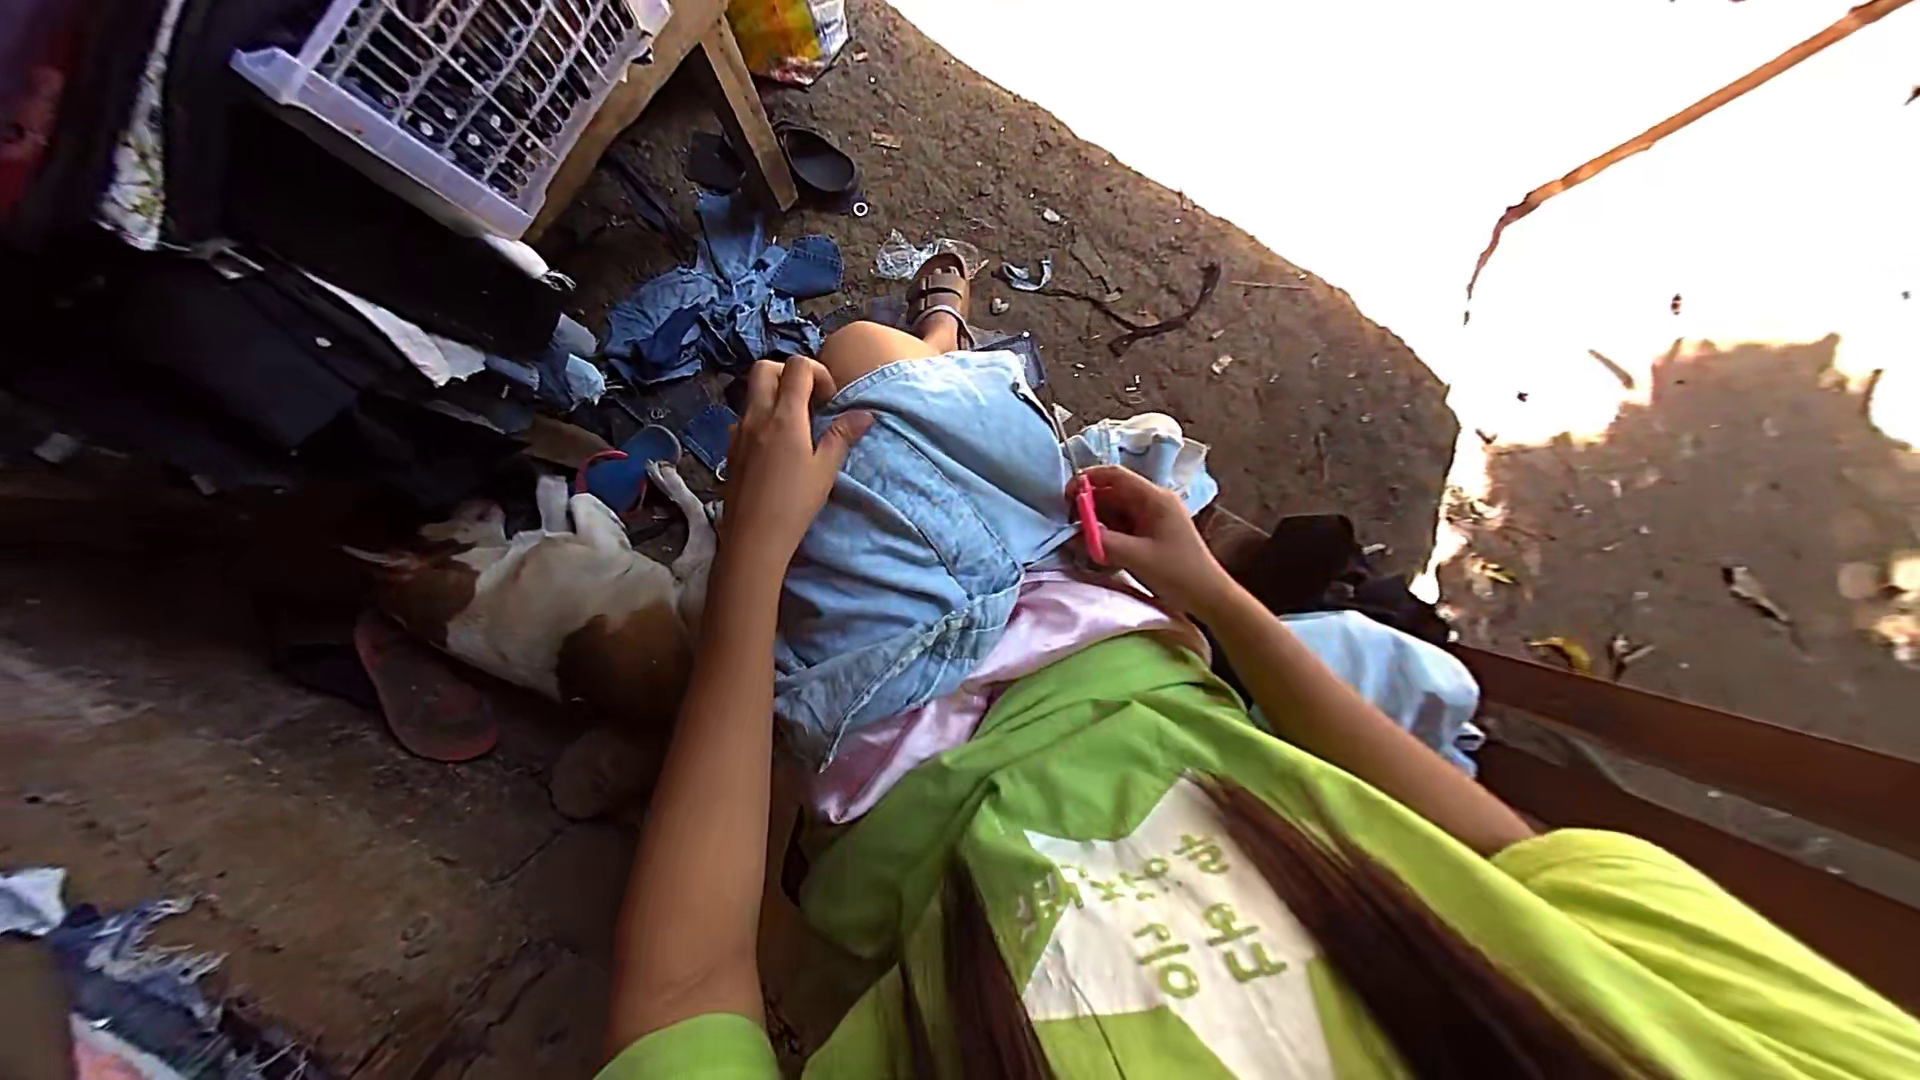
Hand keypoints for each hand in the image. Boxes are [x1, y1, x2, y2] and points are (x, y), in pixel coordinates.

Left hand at [722, 358, 872, 568]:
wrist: (753, 537)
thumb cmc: (795, 504)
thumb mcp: (825, 469)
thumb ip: (842, 436)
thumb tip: (865, 414)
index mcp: (784, 417)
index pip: (797, 367)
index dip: (818, 373)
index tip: (829, 400)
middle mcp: (756, 416)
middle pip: (765, 368)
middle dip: (790, 374)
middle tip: (809, 401)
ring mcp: (738, 431)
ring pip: (752, 392)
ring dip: (775, 395)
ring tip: (795, 425)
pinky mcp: (730, 448)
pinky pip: (744, 417)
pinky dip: (761, 417)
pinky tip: (775, 445)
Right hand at [1076, 465, 1233, 617]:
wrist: (1209, 596)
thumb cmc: (1178, 573)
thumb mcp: (1137, 557)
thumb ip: (1104, 541)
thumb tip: (1076, 533)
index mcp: (1154, 498)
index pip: (1115, 475)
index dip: (1087, 480)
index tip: (1066, 497)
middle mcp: (1152, 502)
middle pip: (1112, 492)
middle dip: (1088, 503)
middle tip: (1069, 523)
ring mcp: (1151, 518)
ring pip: (1114, 509)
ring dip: (1095, 520)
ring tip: (1079, 537)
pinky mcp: (1149, 533)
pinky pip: (1120, 525)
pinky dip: (1105, 532)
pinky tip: (1094, 545)